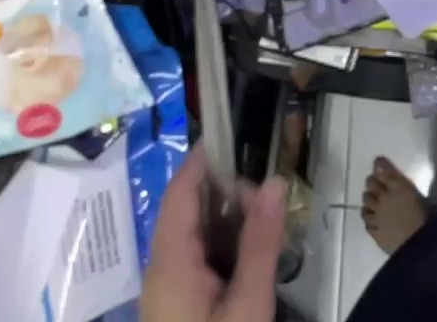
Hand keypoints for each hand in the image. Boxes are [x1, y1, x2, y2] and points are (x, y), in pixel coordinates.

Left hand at [141, 152, 287, 321]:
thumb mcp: (248, 305)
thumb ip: (260, 244)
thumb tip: (275, 181)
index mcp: (170, 263)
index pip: (179, 194)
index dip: (202, 160)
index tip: (234, 133)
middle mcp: (161, 269)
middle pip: (190, 210)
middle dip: (230, 194)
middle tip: (270, 202)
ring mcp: (167, 288)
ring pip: (198, 234)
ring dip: (232, 221)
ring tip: (268, 229)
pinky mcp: (177, 304)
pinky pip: (199, 257)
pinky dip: (227, 245)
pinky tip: (253, 256)